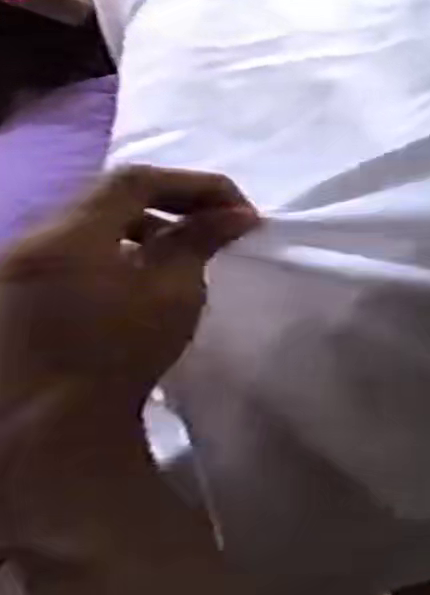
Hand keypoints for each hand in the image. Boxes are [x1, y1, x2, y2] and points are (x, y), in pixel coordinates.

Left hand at [0, 166, 256, 419]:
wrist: (49, 414)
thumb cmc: (122, 349)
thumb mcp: (175, 291)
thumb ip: (198, 242)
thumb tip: (235, 214)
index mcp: (65, 237)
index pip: (135, 180)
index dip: (197, 185)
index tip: (241, 211)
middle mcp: (28, 239)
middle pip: (110, 195)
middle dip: (176, 201)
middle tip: (225, 224)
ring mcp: (14, 261)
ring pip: (90, 218)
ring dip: (148, 221)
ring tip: (189, 247)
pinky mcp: (14, 282)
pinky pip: (73, 242)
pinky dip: (119, 241)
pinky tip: (145, 267)